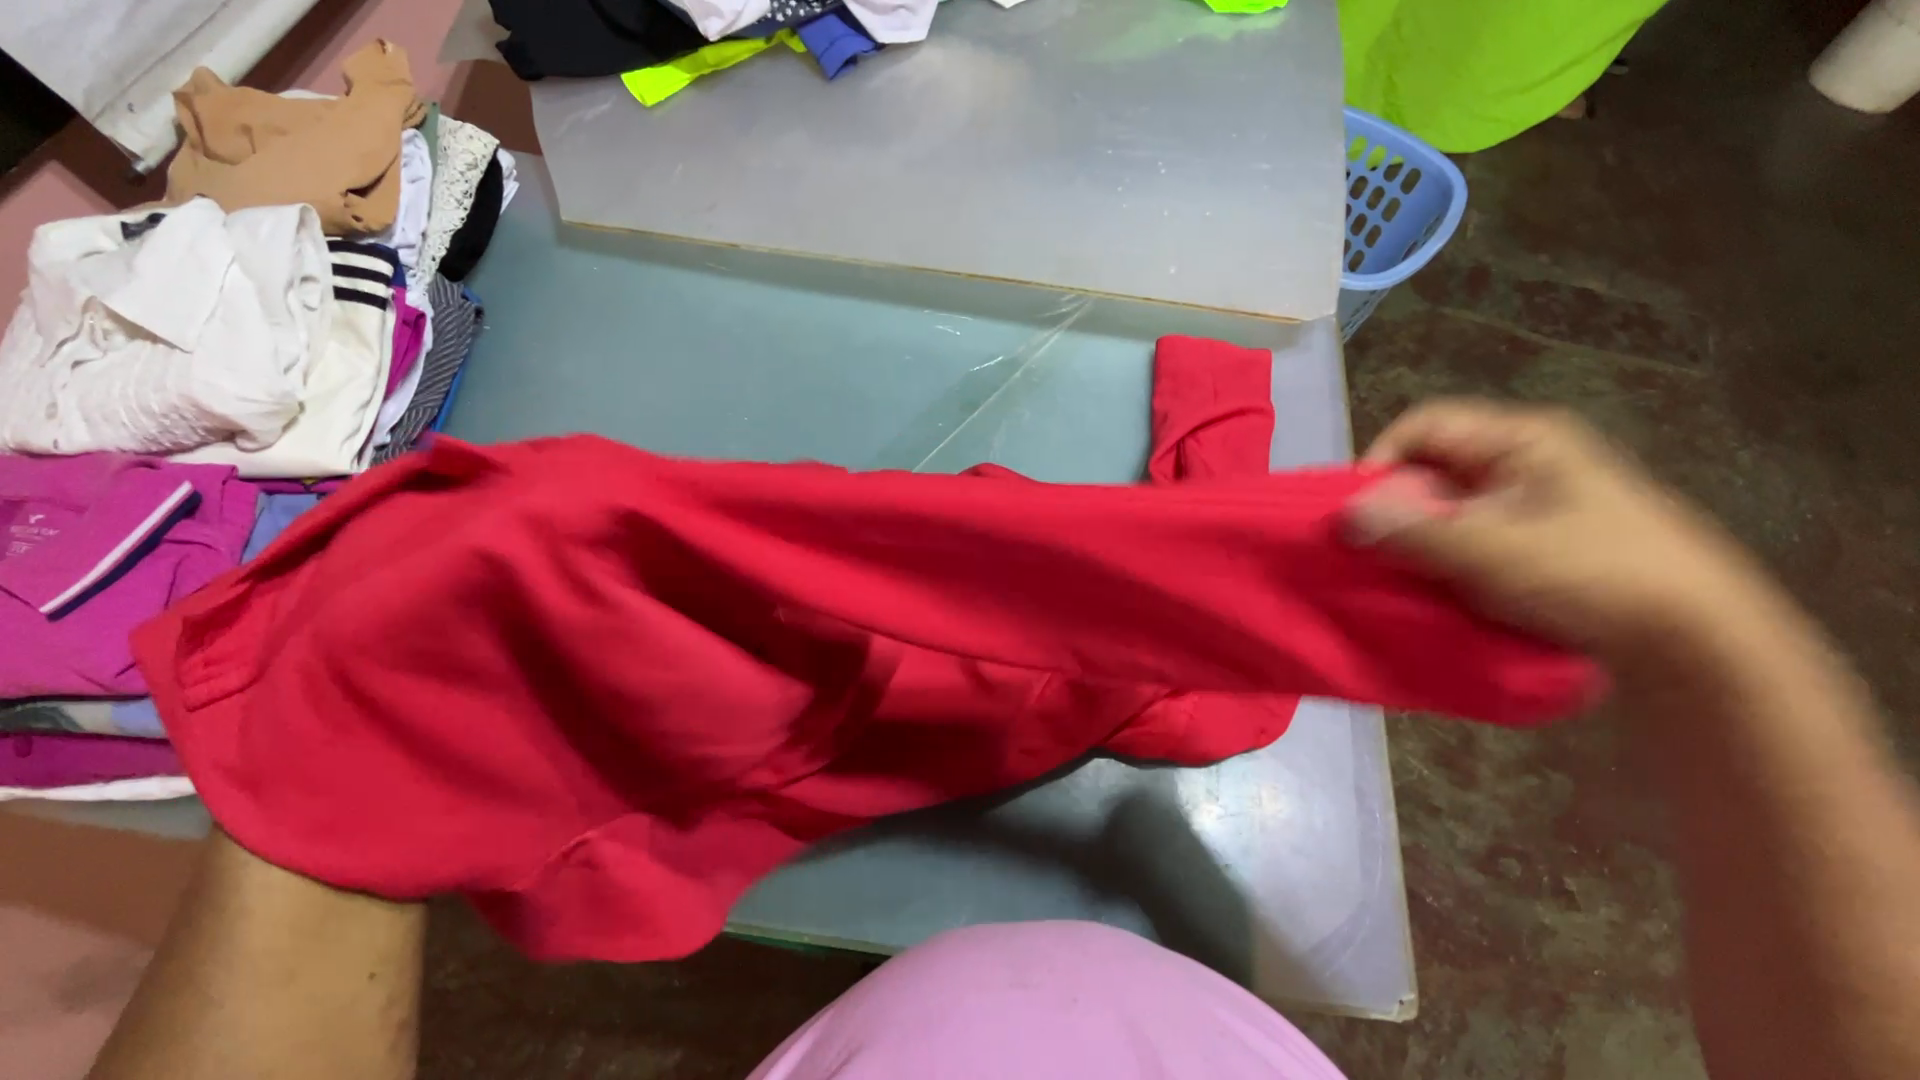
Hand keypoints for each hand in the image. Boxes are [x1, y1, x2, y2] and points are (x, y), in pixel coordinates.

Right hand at [1344, 400, 1773, 663]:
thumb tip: (1344, 514)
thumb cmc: (1596, 576)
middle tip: (1367, 554)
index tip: (1353, 511)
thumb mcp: (1496, 551)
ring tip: (1392, 581)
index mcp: (1522, 441)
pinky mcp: (1537, 551)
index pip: (1426, 426)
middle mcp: (1524, 465)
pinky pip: (1468, 547)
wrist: (1697, 643)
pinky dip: (1443, 567)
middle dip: (1393, 512)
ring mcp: (1533, 509)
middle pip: (1432, 472)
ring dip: (1416, 546)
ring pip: (1447, 515)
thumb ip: (1415, 531)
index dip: (1381, 461)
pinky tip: (1430, 596)